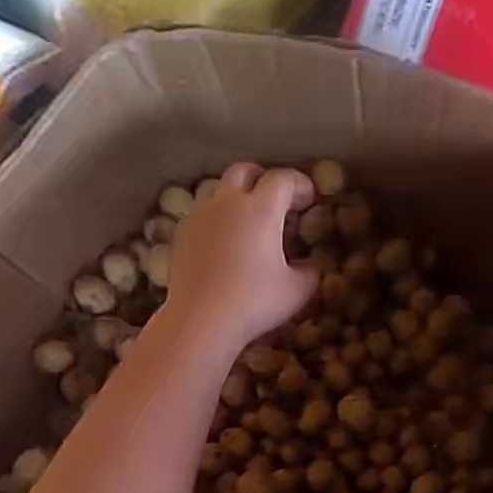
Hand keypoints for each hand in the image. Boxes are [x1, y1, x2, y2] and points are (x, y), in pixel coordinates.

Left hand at [163, 163, 319, 346]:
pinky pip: (202, 215)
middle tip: (277, 202)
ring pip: (219, 191)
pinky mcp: (181, 234)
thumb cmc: (255, 302)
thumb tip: (310, 263)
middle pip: (245, 171)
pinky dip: (217, 220)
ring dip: (237, 198)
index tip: (309, 198)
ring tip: (248, 223)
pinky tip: (224, 245)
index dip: (300, 184)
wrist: (201, 320)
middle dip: (264, 180)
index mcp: (261, 208)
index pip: (283, 179)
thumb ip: (310, 270)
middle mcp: (227, 202)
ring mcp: (200, 215)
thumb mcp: (298, 290)